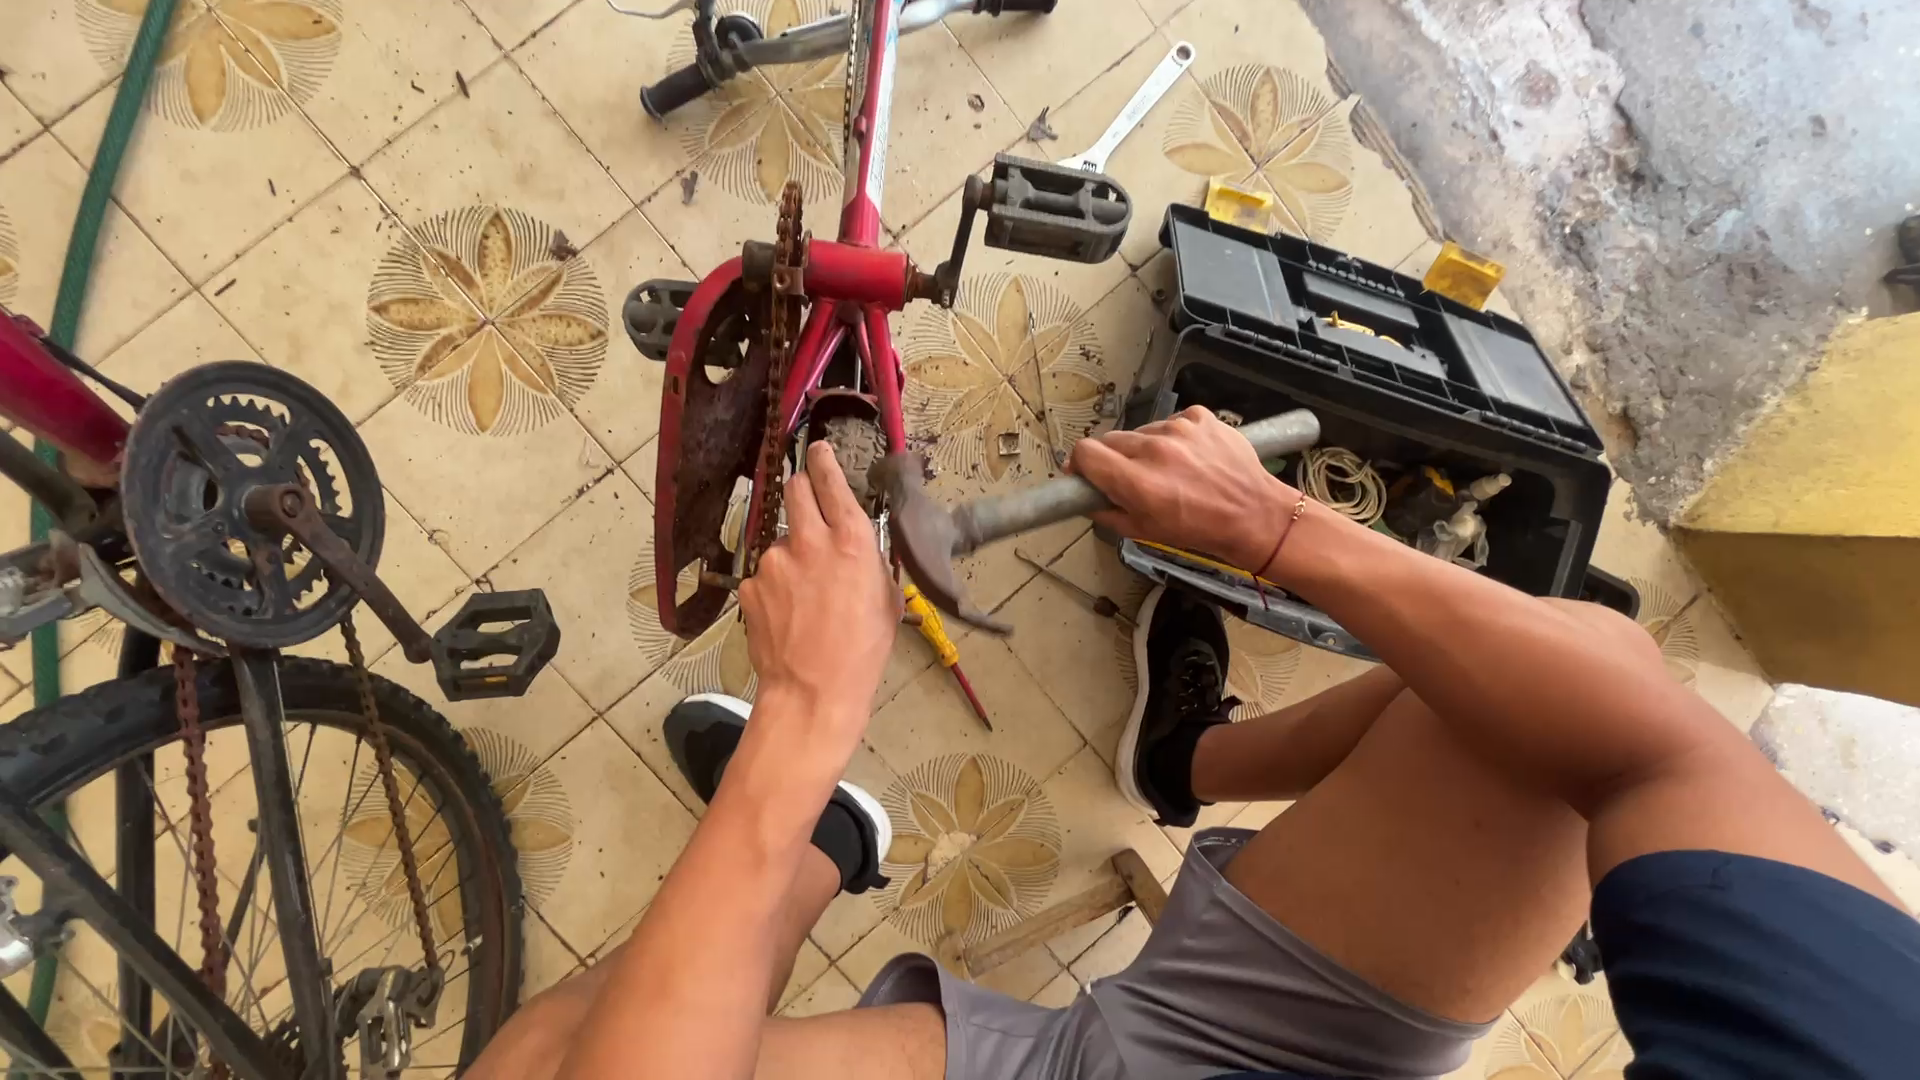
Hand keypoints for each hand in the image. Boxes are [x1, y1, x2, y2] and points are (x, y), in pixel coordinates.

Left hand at [738, 441, 900, 740]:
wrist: (813, 691)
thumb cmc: (863, 650)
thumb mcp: (887, 599)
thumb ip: (873, 561)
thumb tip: (863, 544)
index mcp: (851, 541)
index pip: (830, 480)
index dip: (823, 460)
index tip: (818, 450)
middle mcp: (809, 541)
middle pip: (795, 490)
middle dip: (802, 490)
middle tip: (812, 512)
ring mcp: (774, 562)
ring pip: (781, 539)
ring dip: (792, 554)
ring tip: (805, 595)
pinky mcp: (751, 585)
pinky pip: (765, 574)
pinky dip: (775, 586)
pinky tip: (787, 613)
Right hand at [1070, 405, 1298, 574]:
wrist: (1253, 515)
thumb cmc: (1197, 529)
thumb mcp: (1142, 532)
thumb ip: (1106, 513)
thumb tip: (1086, 498)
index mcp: (1137, 481)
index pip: (1086, 452)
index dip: (1080, 463)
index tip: (1084, 472)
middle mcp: (1154, 449)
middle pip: (1110, 440)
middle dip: (1112, 459)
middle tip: (1129, 477)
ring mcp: (1179, 429)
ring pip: (1141, 432)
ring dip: (1143, 449)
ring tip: (1167, 470)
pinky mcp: (1199, 417)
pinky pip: (1170, 423)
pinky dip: (1172, 439)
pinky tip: (1187, 458)